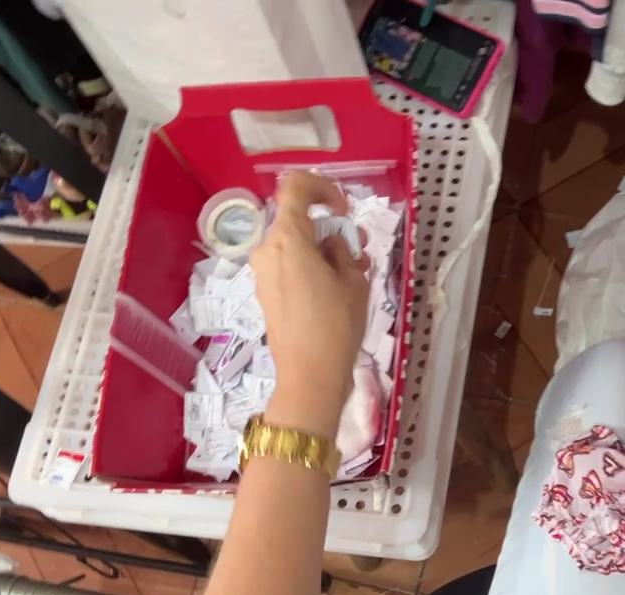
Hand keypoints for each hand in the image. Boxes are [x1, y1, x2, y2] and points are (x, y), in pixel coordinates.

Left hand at [249, 171, 369, 435]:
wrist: (310, 378)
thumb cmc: (336, 326)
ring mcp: (264, 273)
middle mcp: (268, 249)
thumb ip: (344, 251)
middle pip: (299, 221)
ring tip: (354, 276)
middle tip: (360, 251)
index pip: (296, 186)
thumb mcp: (354, 282)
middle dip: (331, 230)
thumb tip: (335, 244)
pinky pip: (291, 268)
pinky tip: (337, 292)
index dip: (324, 189)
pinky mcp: (268, 294)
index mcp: (288, 237)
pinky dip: (313, 269)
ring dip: (325, 252)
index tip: (344, 212)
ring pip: (297, 246)